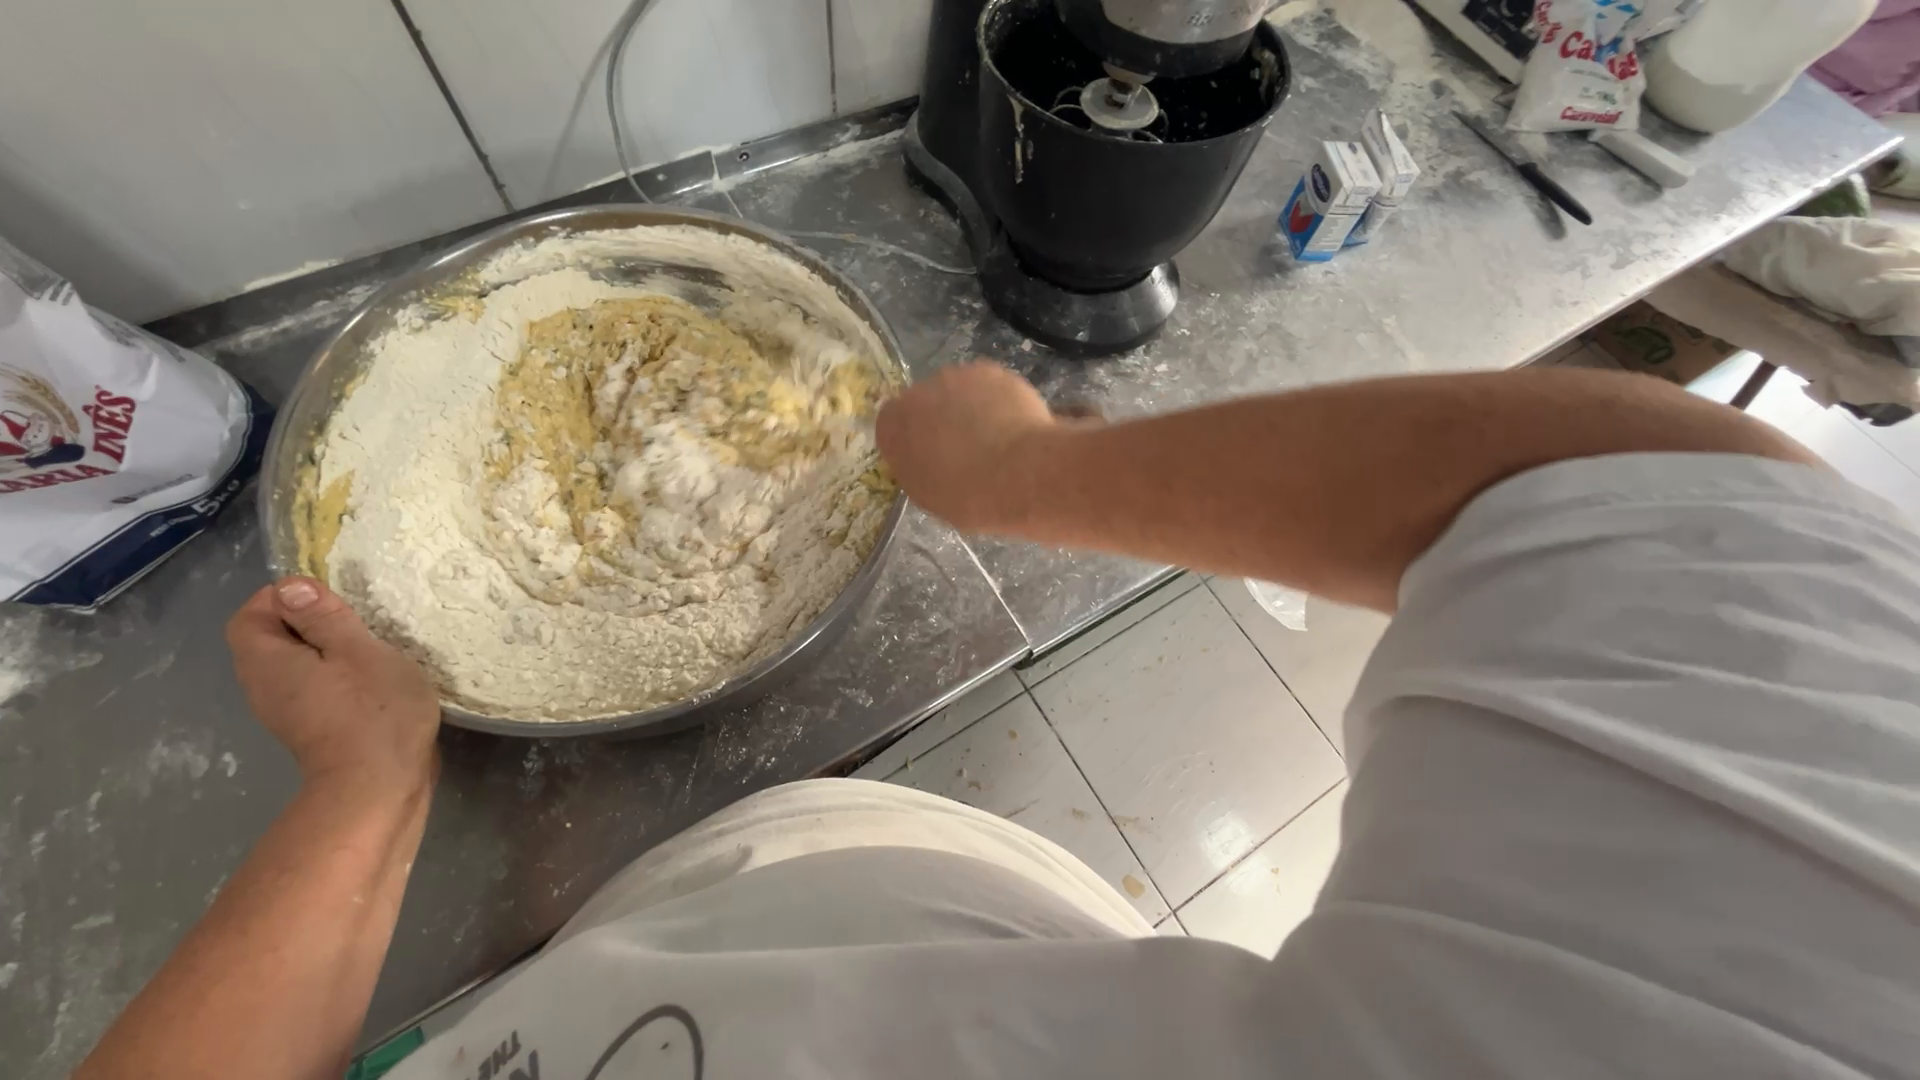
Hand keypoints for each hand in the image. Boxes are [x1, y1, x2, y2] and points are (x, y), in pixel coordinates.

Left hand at [226, 577, 440, 792]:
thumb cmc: (373, 710)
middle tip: (360, 623)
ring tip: (372, 650)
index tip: (334, 600)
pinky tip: (373, 681)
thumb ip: (324, 617)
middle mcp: (264, 686)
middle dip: (312, 623)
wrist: (378, 783)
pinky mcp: (313, 727)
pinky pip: (315, 686)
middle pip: (272, 639)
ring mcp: (287, 711)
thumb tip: (290, 587)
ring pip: (297, 664)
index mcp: (268, 661)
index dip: (287, 597)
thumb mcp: (359, 651)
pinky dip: (338, 676)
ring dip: (329, 651)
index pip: (252, 614)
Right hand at [876, 361, 1063, 531]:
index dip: (914, 439)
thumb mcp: (929, 495)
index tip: (930, 456)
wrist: (1019, 474)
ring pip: (958, 391)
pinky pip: (987, 385)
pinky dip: (996, 401)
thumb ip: (918, 467)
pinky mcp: (989, 371)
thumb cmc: (969, 498)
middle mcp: (917, 393)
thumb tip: (928, 460)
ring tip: (995, 438)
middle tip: (965, 448)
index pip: (892, 424)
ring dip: (969, 408)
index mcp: (893, 427)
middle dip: (941, 420)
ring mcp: (955, 377)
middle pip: (925, 403)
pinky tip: (1013, 425)